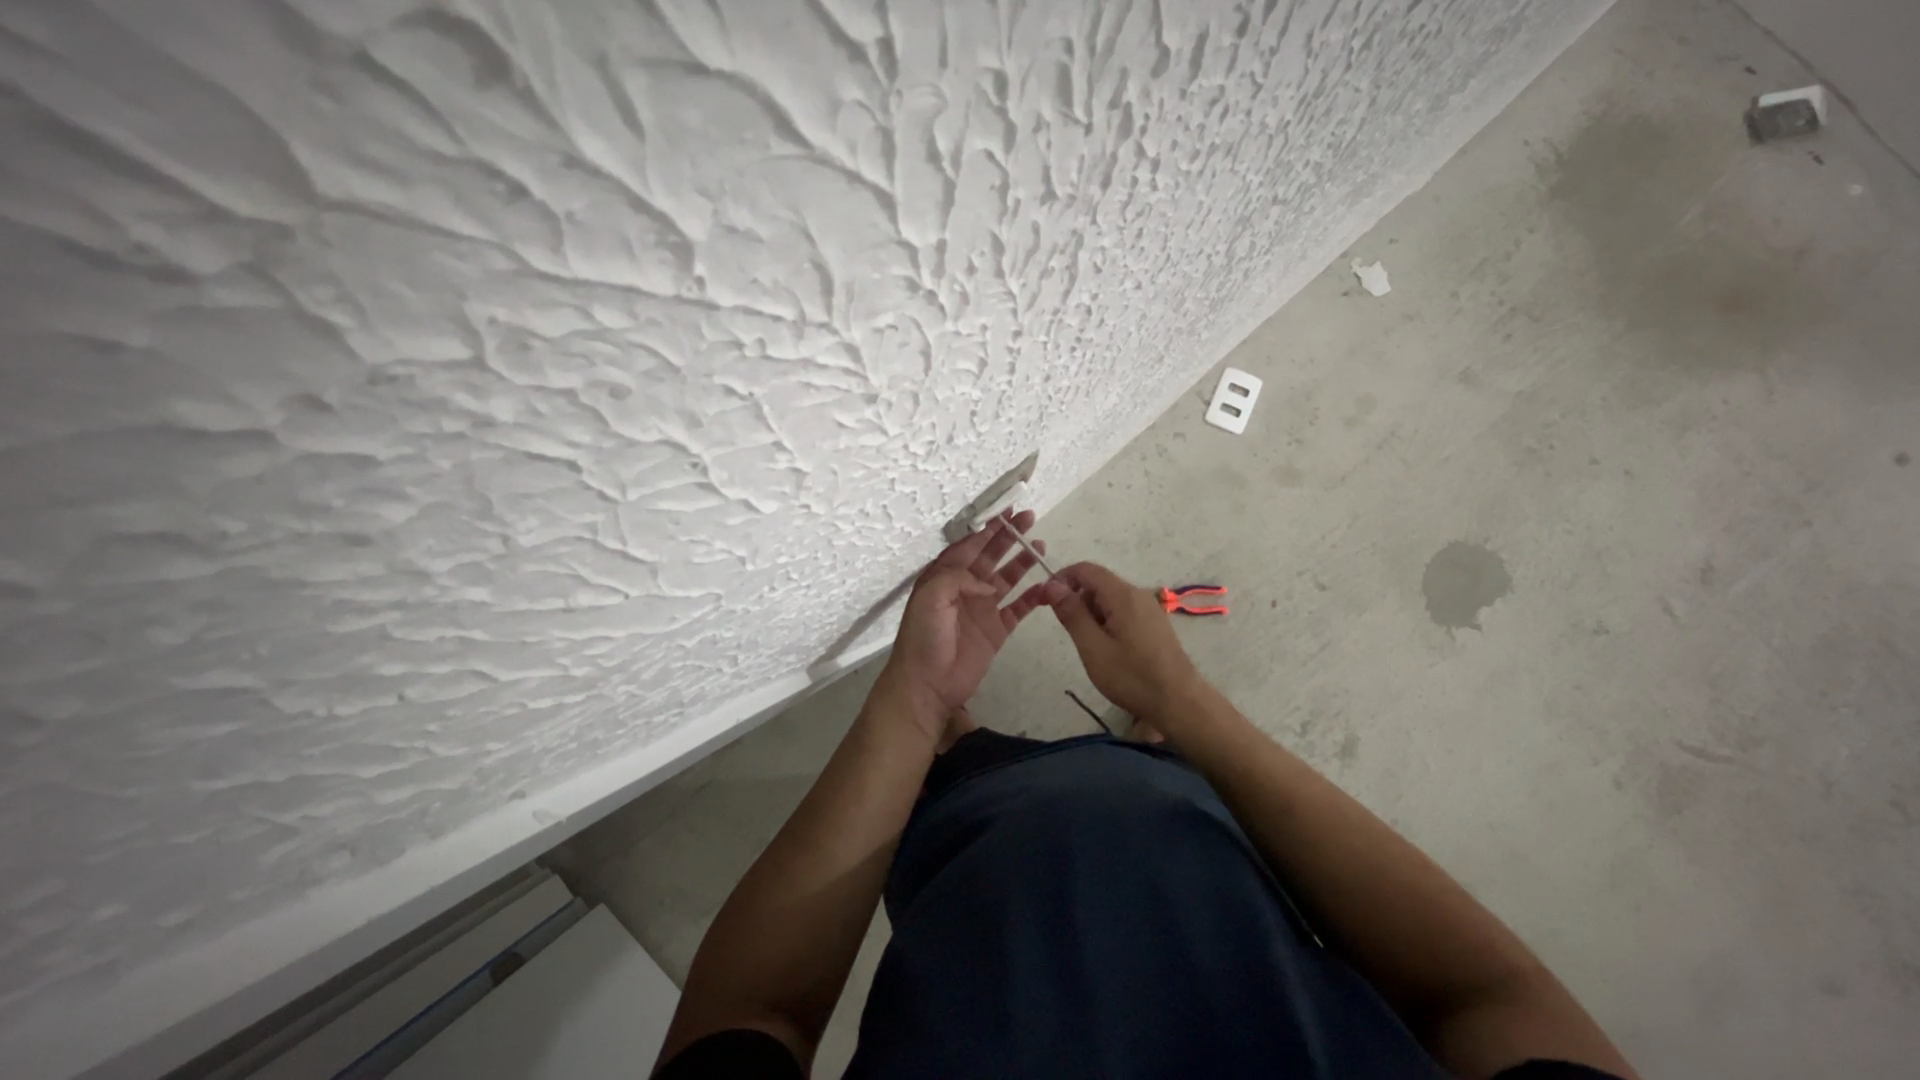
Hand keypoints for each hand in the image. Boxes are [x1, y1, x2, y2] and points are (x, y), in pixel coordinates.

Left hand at [882, 512, 1049, 738]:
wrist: (927, 684)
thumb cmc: (923, 638)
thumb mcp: (930, 597)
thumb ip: (957, 577)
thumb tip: (988, 583)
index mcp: (945, 576)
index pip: (970, 545)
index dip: (988, 528)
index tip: (1007, 511)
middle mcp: (965, 588)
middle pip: (991, 555)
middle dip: (1009, 537)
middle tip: (1030, 519)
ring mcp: (982, 608)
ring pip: (1007, 578)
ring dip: (1022, 561)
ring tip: (1040, 545)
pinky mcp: (997, 630)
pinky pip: (1019, 608)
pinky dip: (1033, 597)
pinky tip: (1046, 587)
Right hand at [1044, 562, 1203, 722]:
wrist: (1178, 702)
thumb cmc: (1132, 677)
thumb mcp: (1093, 647)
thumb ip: (1072, 614)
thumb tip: (1052, 585)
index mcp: (1123, 595)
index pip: (1086, 569)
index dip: (1062, 578)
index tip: (1045, 600)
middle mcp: (1138, 595)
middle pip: (1099, 583)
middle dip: (1077, 599)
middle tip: (1068, 631)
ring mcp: (1149, 610)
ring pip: (1110, 599)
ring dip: (1092, 614)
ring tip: (1089, 646)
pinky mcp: (1154, 625)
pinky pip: (1123, 612)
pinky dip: (1107, 622)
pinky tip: (1108, 649)